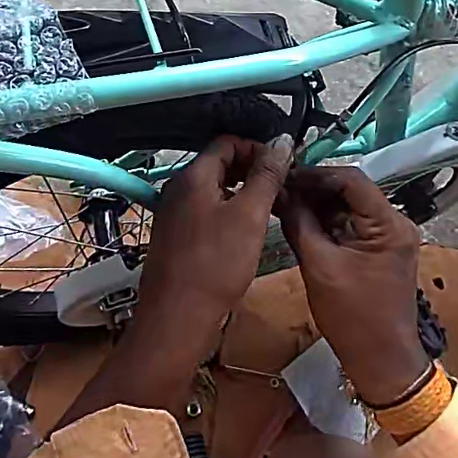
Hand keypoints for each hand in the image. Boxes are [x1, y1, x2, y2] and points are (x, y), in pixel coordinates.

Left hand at [136, 134, 297, 335]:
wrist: (178, 315)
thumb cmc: (213, 266)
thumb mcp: (250, 215)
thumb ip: (266, 176)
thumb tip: (281, 142)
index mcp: (192, 176)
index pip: (227, 142)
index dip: (258, 148)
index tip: (283, 165)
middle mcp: (178, 188)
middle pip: (219, 163)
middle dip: (252, 169)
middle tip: (281, 187)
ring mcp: (174, 212)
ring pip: (214, 188)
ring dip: (242, 191)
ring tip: (269, 208)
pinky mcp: (177, 234)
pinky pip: (206, 209)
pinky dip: (228, 210)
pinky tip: (246, 230)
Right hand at [276, 165, 429, 407]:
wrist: (381, 360)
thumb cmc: (352, 315)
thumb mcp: (319, 265)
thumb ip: (299, 222)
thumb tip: (279, 192)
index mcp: (389, 225)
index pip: (351, 179)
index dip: (315, 174)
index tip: (284, 177)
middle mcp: (395, 223)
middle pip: (349, 190)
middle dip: (312, 189)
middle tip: (278, 190)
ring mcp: (388, 236)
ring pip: (346, 205)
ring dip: (315, 203)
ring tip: (282, 203)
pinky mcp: (377, 248)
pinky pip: (348, 223)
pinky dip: (324, 220)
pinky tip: (297, 219)